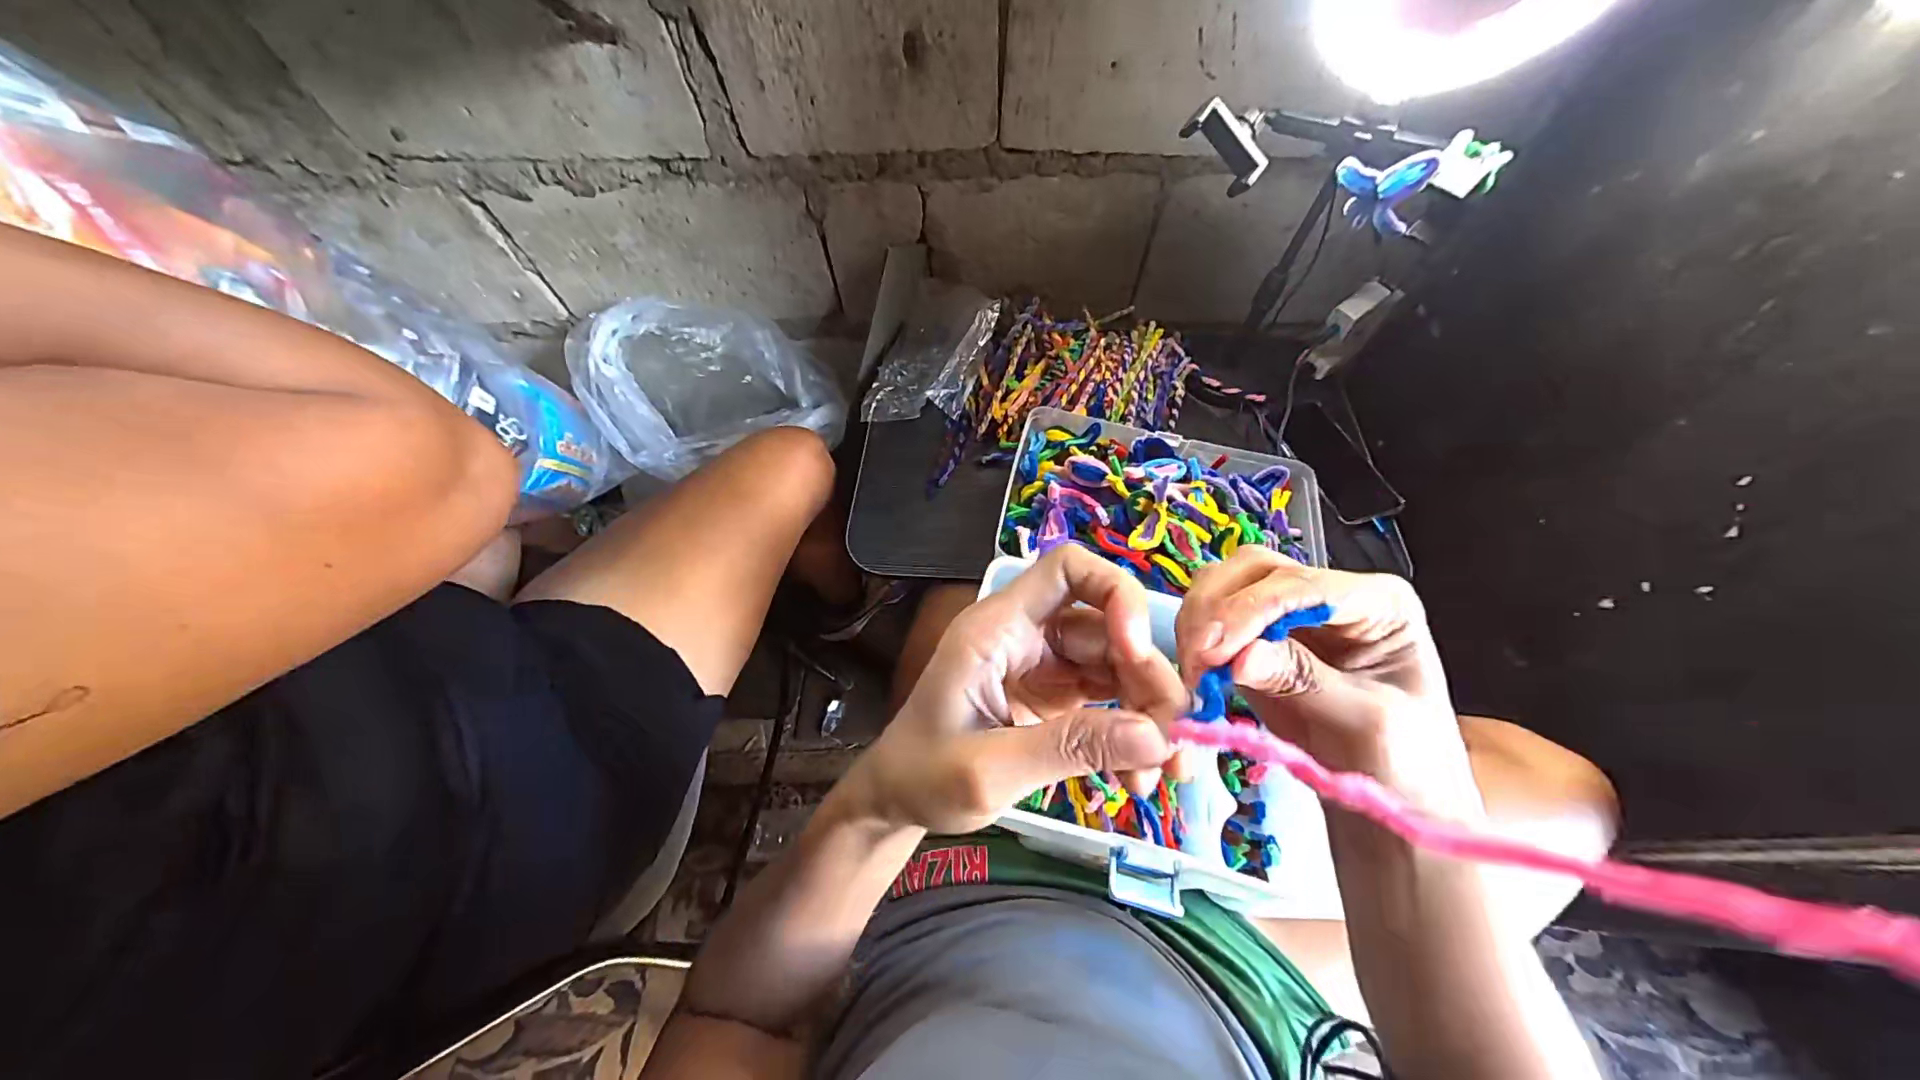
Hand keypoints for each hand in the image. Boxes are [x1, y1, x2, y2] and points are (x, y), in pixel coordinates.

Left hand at [851, 546, 1188, 834]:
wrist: (898, 799)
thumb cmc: (924, 776)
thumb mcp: (990, 770)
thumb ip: (1070, 748)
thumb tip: (1156, 737)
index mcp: (998, 628)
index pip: (1067, 569)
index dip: (1115, 593)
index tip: (1138, 651)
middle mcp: (1026, 636)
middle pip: (1108, 629)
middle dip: (1148, 680)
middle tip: (1173, 743)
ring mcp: (1043, 666)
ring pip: (1117, 667)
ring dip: (1149, 715)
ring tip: (1164, 773)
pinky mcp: (1054, 697)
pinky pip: (1108, 701)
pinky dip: (1131, 734)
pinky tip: (1138, 778)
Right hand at [1175, 547, 1482, 815]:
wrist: (1391, 807)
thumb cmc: (1402, 769)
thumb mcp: (1365, 725)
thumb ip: (1303, 681)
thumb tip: (1240, 657)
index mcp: (1379, 603)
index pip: (1303, 587)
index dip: (1250, 610)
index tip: (1211, 651)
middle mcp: (1331, 596)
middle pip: (1255, 570)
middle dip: (1217, 609)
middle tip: (1195, 659)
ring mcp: (1290, 615)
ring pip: (1223, 585)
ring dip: (1198, 622)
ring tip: (1193, 672)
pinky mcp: (1256, 640)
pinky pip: (1211, 620)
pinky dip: (1193, 640)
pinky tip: (1194, 675)